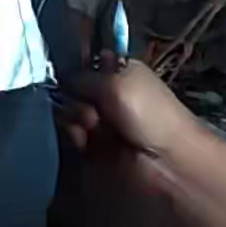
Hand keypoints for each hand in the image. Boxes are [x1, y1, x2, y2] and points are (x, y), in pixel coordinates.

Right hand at [61, 61, 203, 190]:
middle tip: (91, 106)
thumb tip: (60, 78)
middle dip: (74, 93)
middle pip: (73, 85)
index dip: (74, 66)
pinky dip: (74, 133)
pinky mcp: (91, 145)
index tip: (66, 72)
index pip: (86, 62)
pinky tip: (84, 139)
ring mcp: (99, 120)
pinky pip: (69, 132)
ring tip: (92, 125)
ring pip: (69, 108)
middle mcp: (108, 93)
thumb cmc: (148, 112)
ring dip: (75, 114)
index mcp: (119, 71)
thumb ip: (82, 75)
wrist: (166, 164)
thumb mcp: (117, 82)